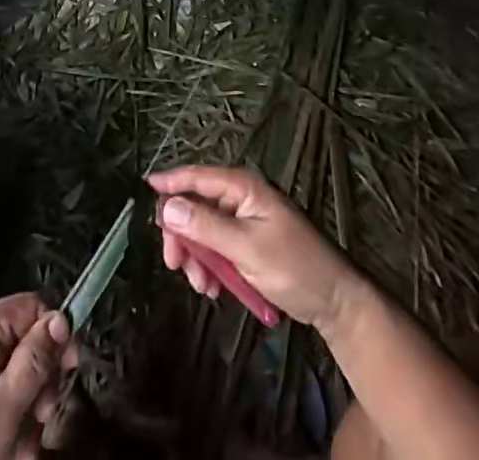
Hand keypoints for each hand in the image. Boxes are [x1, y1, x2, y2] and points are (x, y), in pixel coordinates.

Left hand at [0, 293, 79, 459]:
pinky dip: (12, 417)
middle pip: (28, 338)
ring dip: (30, 406)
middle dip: (43, 378)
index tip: (69, 370)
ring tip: (26, 444)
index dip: (56, 334)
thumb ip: (35, 360)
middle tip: (44, 415)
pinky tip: (13, 447)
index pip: (35, 305)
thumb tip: (62, 318)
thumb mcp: (5, 408)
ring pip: (18, 370)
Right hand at [149, 165, 365, 332]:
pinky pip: (216, 249)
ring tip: (202, 286)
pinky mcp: (247, 245)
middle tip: (174, 264)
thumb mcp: (246, 247)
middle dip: (182, 235)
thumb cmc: (293, 267)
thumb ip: (205, 226)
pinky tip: (212, 288)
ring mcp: (245, 223)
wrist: (334, 301)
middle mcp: (241, 200)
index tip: (145, 187)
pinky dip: (209, 266)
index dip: (171, 181)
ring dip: (196, 257)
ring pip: (202, 231)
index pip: (198, 177)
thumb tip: (166, 206)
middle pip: (195, 207)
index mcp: (244, 189)